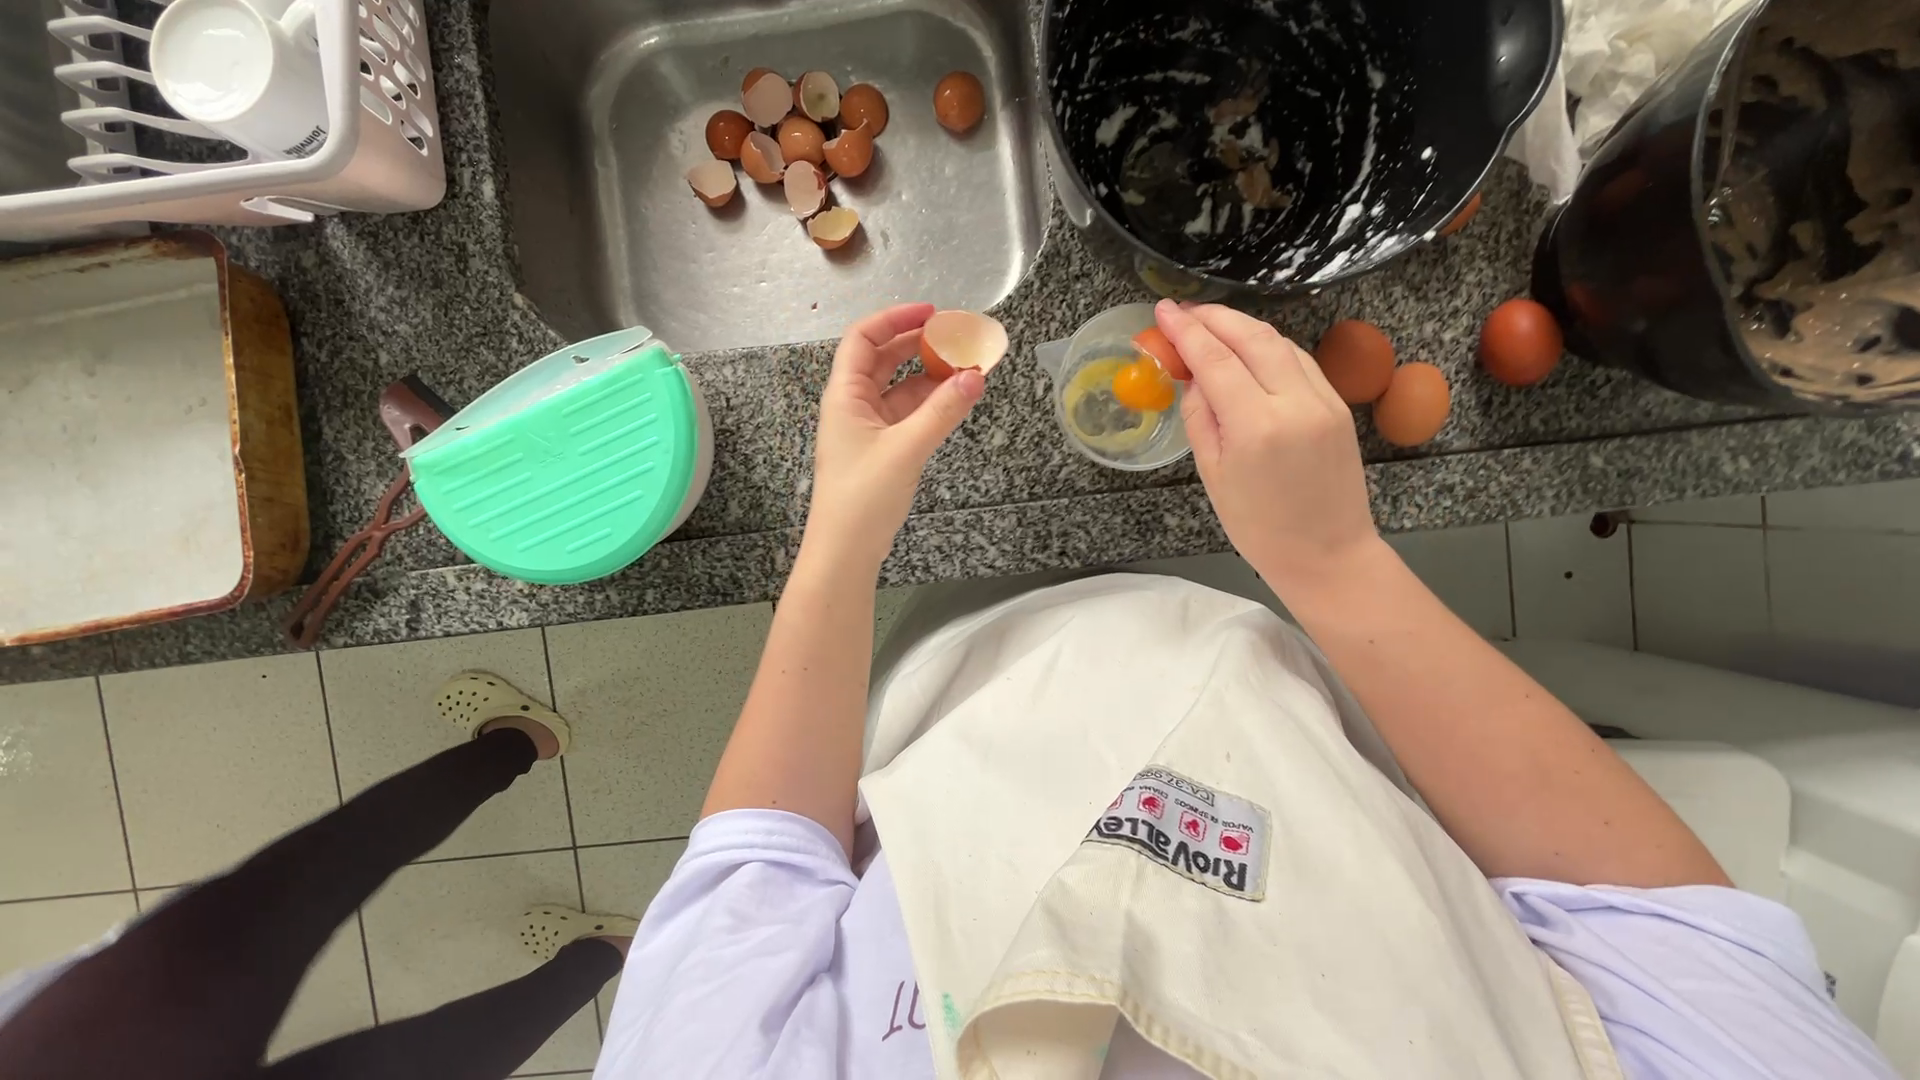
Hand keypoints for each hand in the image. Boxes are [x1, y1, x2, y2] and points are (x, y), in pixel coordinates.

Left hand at [804, 303, 984, 569]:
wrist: (845, 551)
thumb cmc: (863, 497)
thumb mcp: (906, 449)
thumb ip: (942, 412)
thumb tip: (976, 377)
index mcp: (844, 396)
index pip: (863, 339)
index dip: (894, 319)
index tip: (931, 313)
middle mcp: (852, 406)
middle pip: (883, 360)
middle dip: (918, 345)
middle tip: (956, 338)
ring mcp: (867, 429)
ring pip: (899, 389)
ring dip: (929, 377)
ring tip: (966, 369)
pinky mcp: (881, 451)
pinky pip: (907, 415)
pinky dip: (929, 405)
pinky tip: (955, 402)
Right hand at [1155, 300, 1381, 596]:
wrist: (1327, 554)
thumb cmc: (1258, 527)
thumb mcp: (1212, 475)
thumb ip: (1200, 418)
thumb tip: (1195, 378)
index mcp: (1256, 426)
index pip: (1215, 359)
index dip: (1185, 330)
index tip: (1163, 310)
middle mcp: (1294, 403)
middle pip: (1252, 337)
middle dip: (1215, 317)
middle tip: (1184, 311)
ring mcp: (1324, 400)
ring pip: (1280, 342)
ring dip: (1243, 327)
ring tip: (1212, 326)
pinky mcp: (1338, 405)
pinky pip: (1300, 361)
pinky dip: (1270, 346)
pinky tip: (1249, 350)